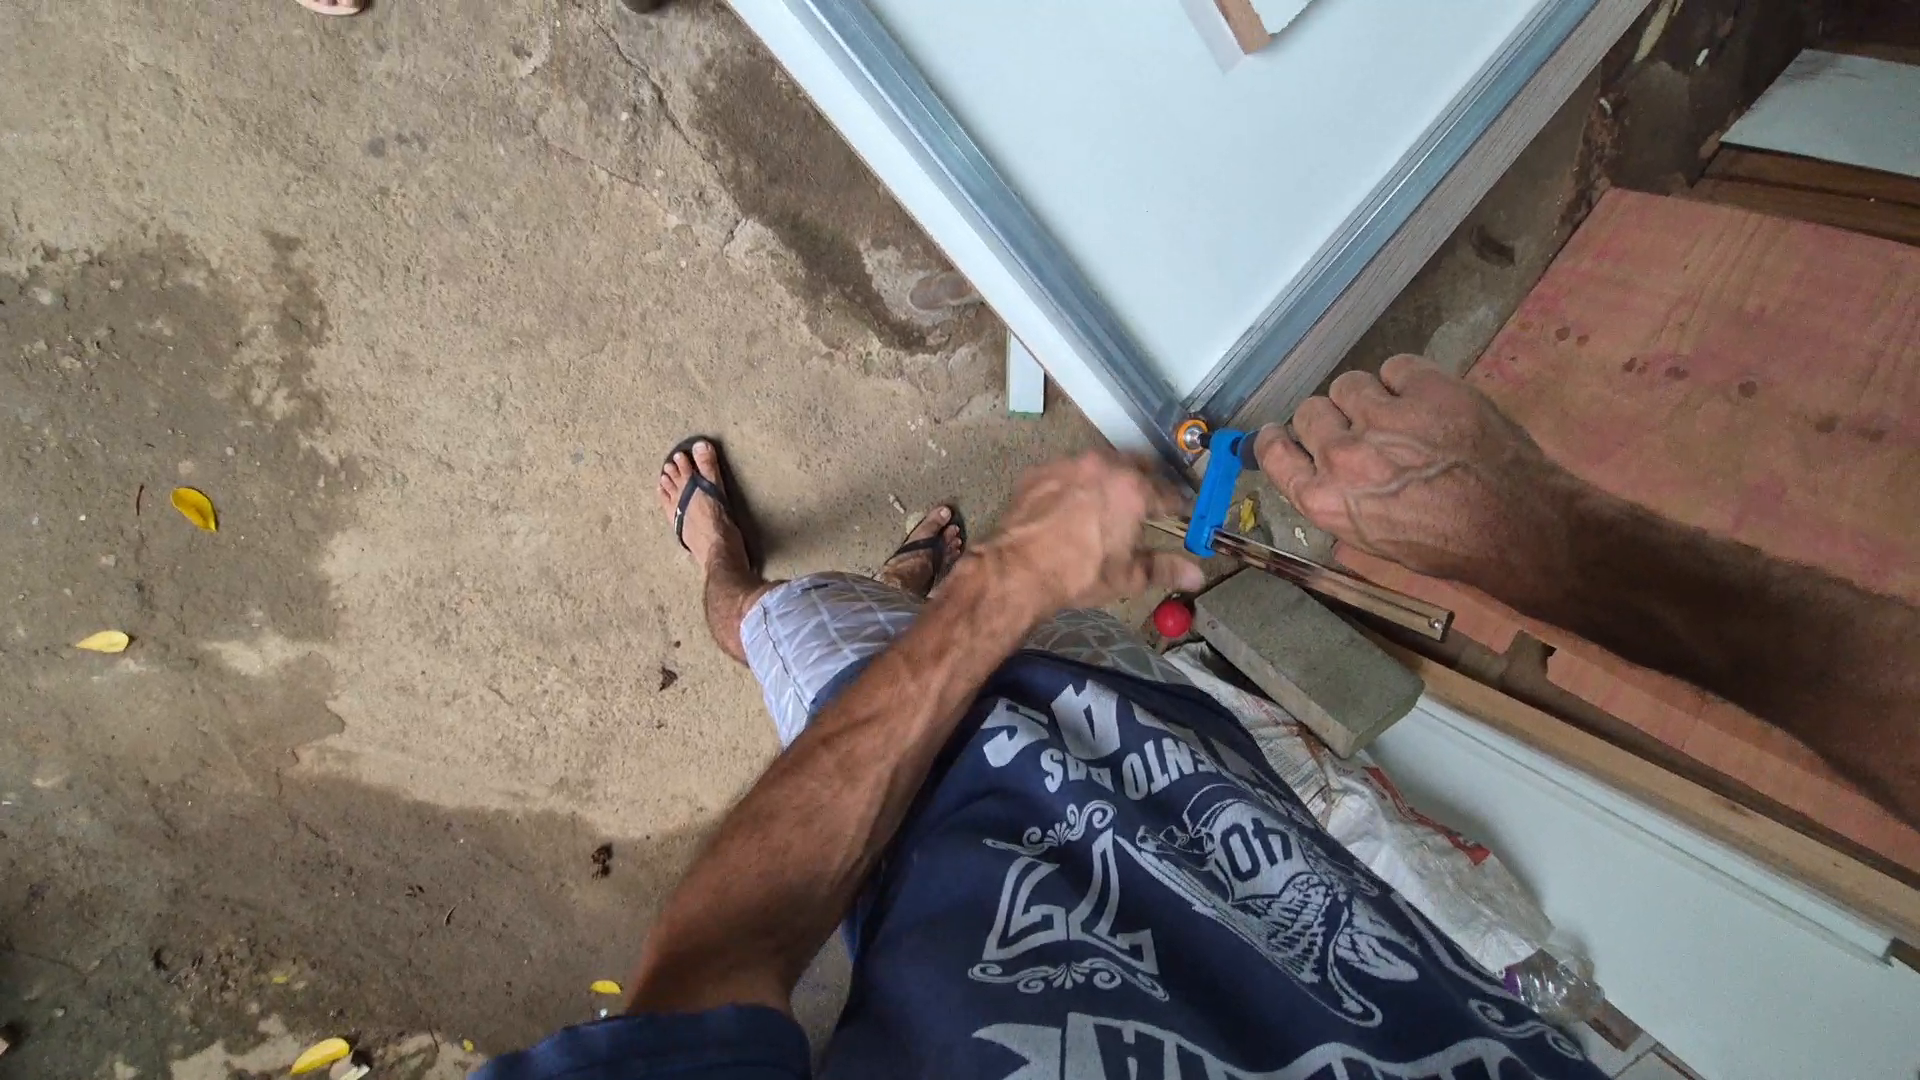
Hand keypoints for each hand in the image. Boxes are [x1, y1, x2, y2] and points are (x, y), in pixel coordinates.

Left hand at [979, 451, 1203, 617]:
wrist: (1018, 570)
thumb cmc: (1078, 574)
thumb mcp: (1126, 576)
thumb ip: (1163, 569)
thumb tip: (1196, 575)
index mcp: (1133, 489)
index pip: (1168, 492)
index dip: (1177, 504)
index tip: (1180, 512)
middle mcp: (1102, 467)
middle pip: (1136, 466)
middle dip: (1146, 481)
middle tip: (1149, 501)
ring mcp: (1067, 465)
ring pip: (1098, 464)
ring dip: (1109, 477)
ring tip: (1109, 500)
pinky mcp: (1038, 472)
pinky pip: (1065, 472)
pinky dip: (1074, 483)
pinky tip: (1070, 504)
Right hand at [1254, 355, 1578, 595]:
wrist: (1516, 527)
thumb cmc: (1439, 544)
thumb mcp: (1363, 534)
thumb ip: (1331, 494)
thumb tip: (1317, 466)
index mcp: (1322, 498)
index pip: (1273, 451)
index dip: (1276, 438)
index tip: (1284, 435)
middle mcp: (1341, 456)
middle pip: (1309, 411)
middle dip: (1330, 420)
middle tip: (1361, 432)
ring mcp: (1383, 419)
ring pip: (1348, 384)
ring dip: (1366, 397)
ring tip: (1398, 415)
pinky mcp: (1426, 390)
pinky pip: (1395, 367)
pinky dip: (1408, 380)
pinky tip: (1426, 402)